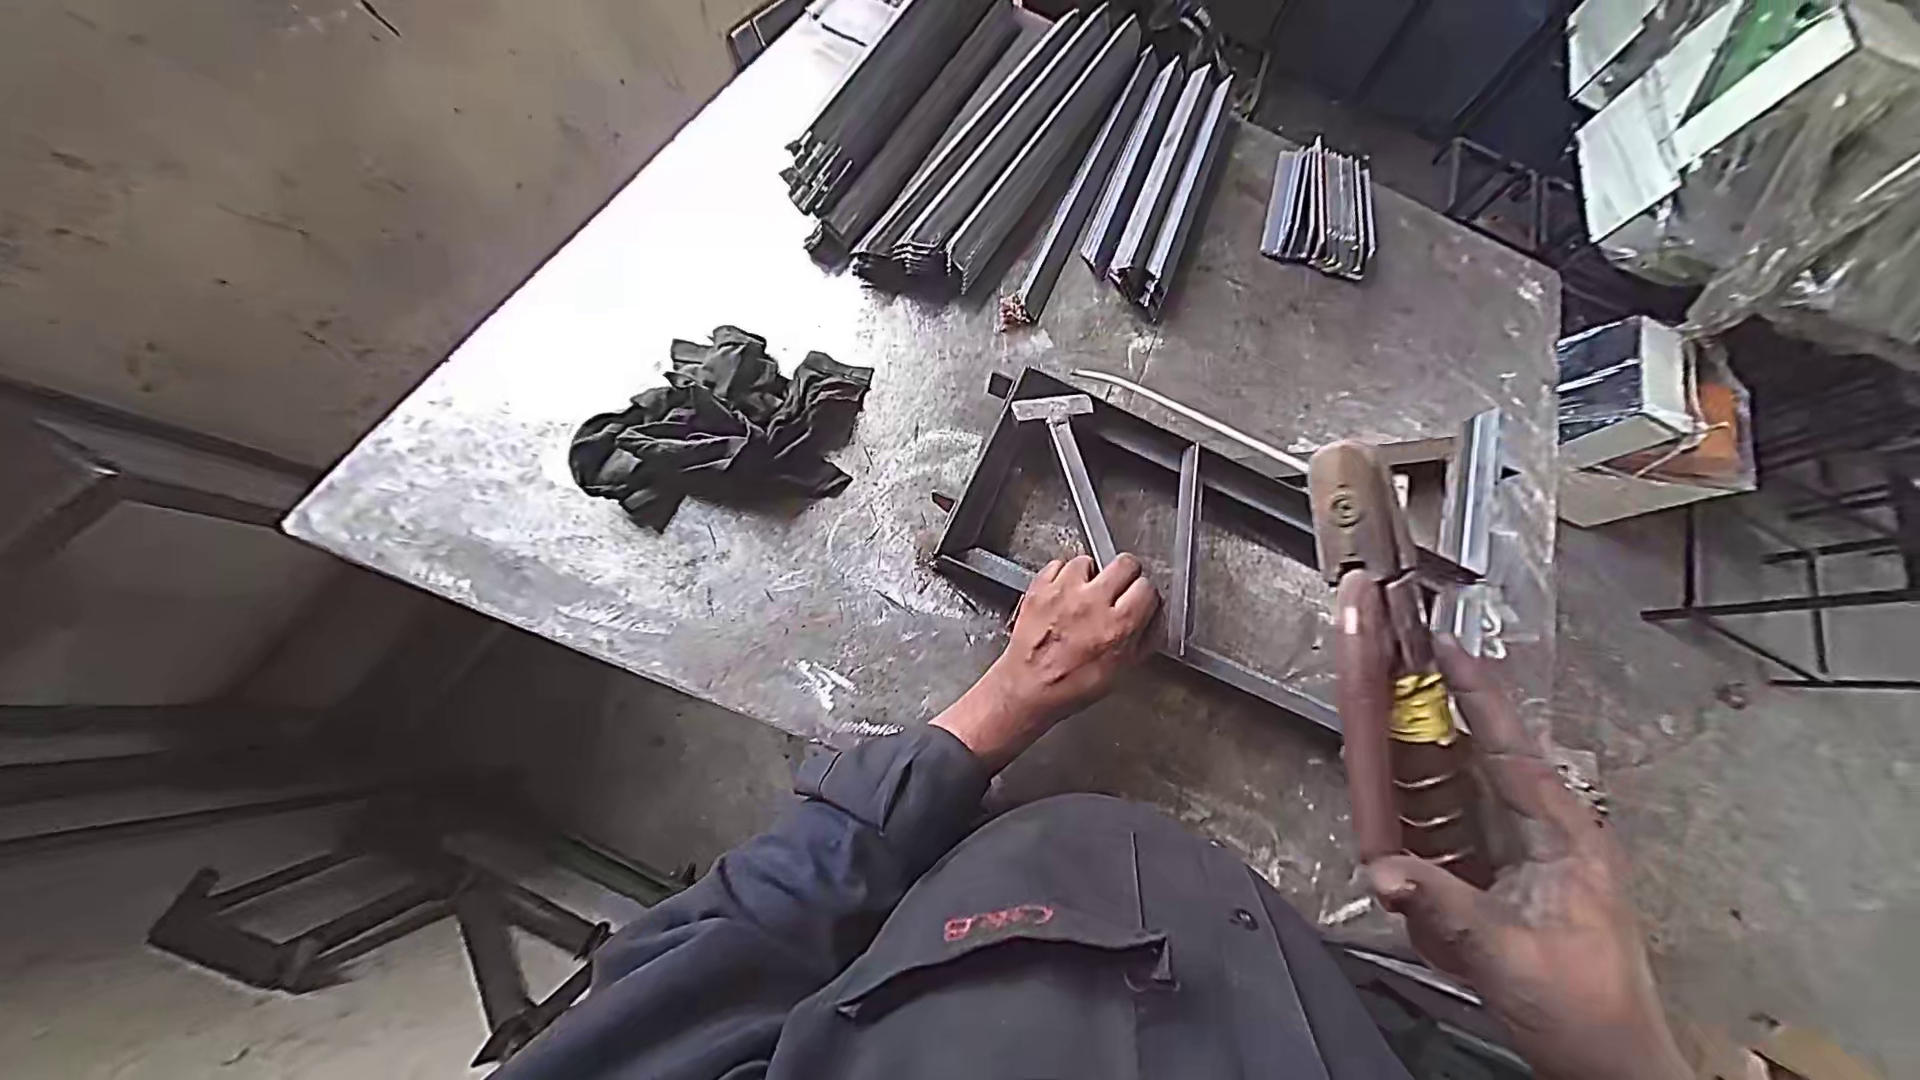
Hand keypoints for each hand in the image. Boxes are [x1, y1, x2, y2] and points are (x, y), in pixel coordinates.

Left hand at [934, 553, 1157, 770]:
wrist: (1029, 687)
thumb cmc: (1071, 684)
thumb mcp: (1122, 670)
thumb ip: (1143, 638)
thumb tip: (1153, 616)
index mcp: (1118, 626)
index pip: (1147, 587)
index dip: (1144, 594)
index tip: (1138, 599)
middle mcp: (1092, 604)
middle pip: (1125, 563)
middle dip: (1125, 575)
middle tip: (1117, 588)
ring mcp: (1064, 592)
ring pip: (1088, 561)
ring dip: (1090, 575)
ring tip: (1085, 593)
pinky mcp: (1040, 588)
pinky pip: (1057, 566)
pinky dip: (1061, 576)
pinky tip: (1063, 593)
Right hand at [1334, 575, 1690, 1079]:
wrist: (1609, 1065)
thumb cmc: (1580, 1011)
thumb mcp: (1507, 958)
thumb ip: (1443, 907)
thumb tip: (1378, 870)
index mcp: (1560, 835)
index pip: (1509, 748)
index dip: (1477, 694)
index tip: (1444, 646)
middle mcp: (1539, 826)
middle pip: (1480, 750)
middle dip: (1436, 706)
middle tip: (1391, 667)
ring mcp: (1516, 844)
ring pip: (1460, 778)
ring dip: (1417, 745)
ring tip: (1376, 713)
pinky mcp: (1494, 863)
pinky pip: (1446, 811)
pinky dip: (1412, 788)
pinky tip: (1384, 782)